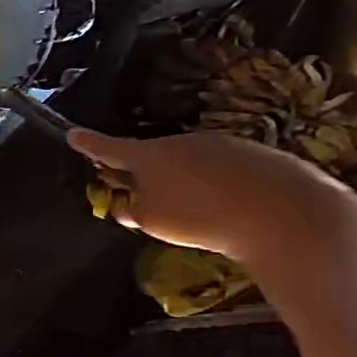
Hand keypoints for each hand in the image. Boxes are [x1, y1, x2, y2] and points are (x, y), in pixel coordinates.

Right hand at [68, 129, 356, 260]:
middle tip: (137, 195)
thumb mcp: (154, 221)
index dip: (89, 145)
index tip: (72, 135)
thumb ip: (133, 210)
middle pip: (151, 156)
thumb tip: (126, 204)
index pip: (110, 148)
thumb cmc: (203, 218)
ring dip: (179, 180)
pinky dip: (212, 185)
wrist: (284, 213)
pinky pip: (219, 168)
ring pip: (187, 162)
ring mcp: (219, 143)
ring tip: (190, 212)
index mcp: (150, 155)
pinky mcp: (251, 153)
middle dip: (141, 172)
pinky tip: (225, 209)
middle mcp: (182, 141)